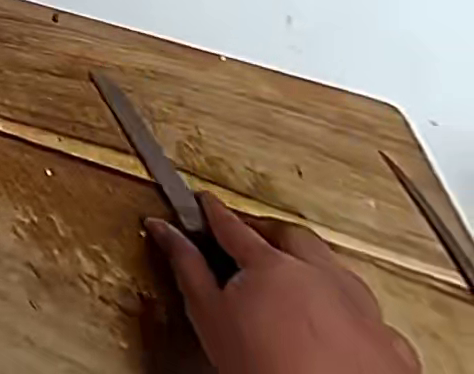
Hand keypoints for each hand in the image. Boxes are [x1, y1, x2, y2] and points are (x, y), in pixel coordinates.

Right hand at [148, 194, 419, 373]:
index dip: (212, 209)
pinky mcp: (395, 349)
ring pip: (339, 271)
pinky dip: (345, 307)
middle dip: (267, 230)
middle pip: (295, 237)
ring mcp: (367, 316)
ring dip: (310, 265)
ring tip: (287, 275)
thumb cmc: (263, 366)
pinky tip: (331, 320)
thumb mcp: (206, 309)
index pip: (233, 225)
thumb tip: (162, 228)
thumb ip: (185, 262)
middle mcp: (325, 281)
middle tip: (243, 233)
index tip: (203, 202)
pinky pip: (372, 315)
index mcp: (274, 266)